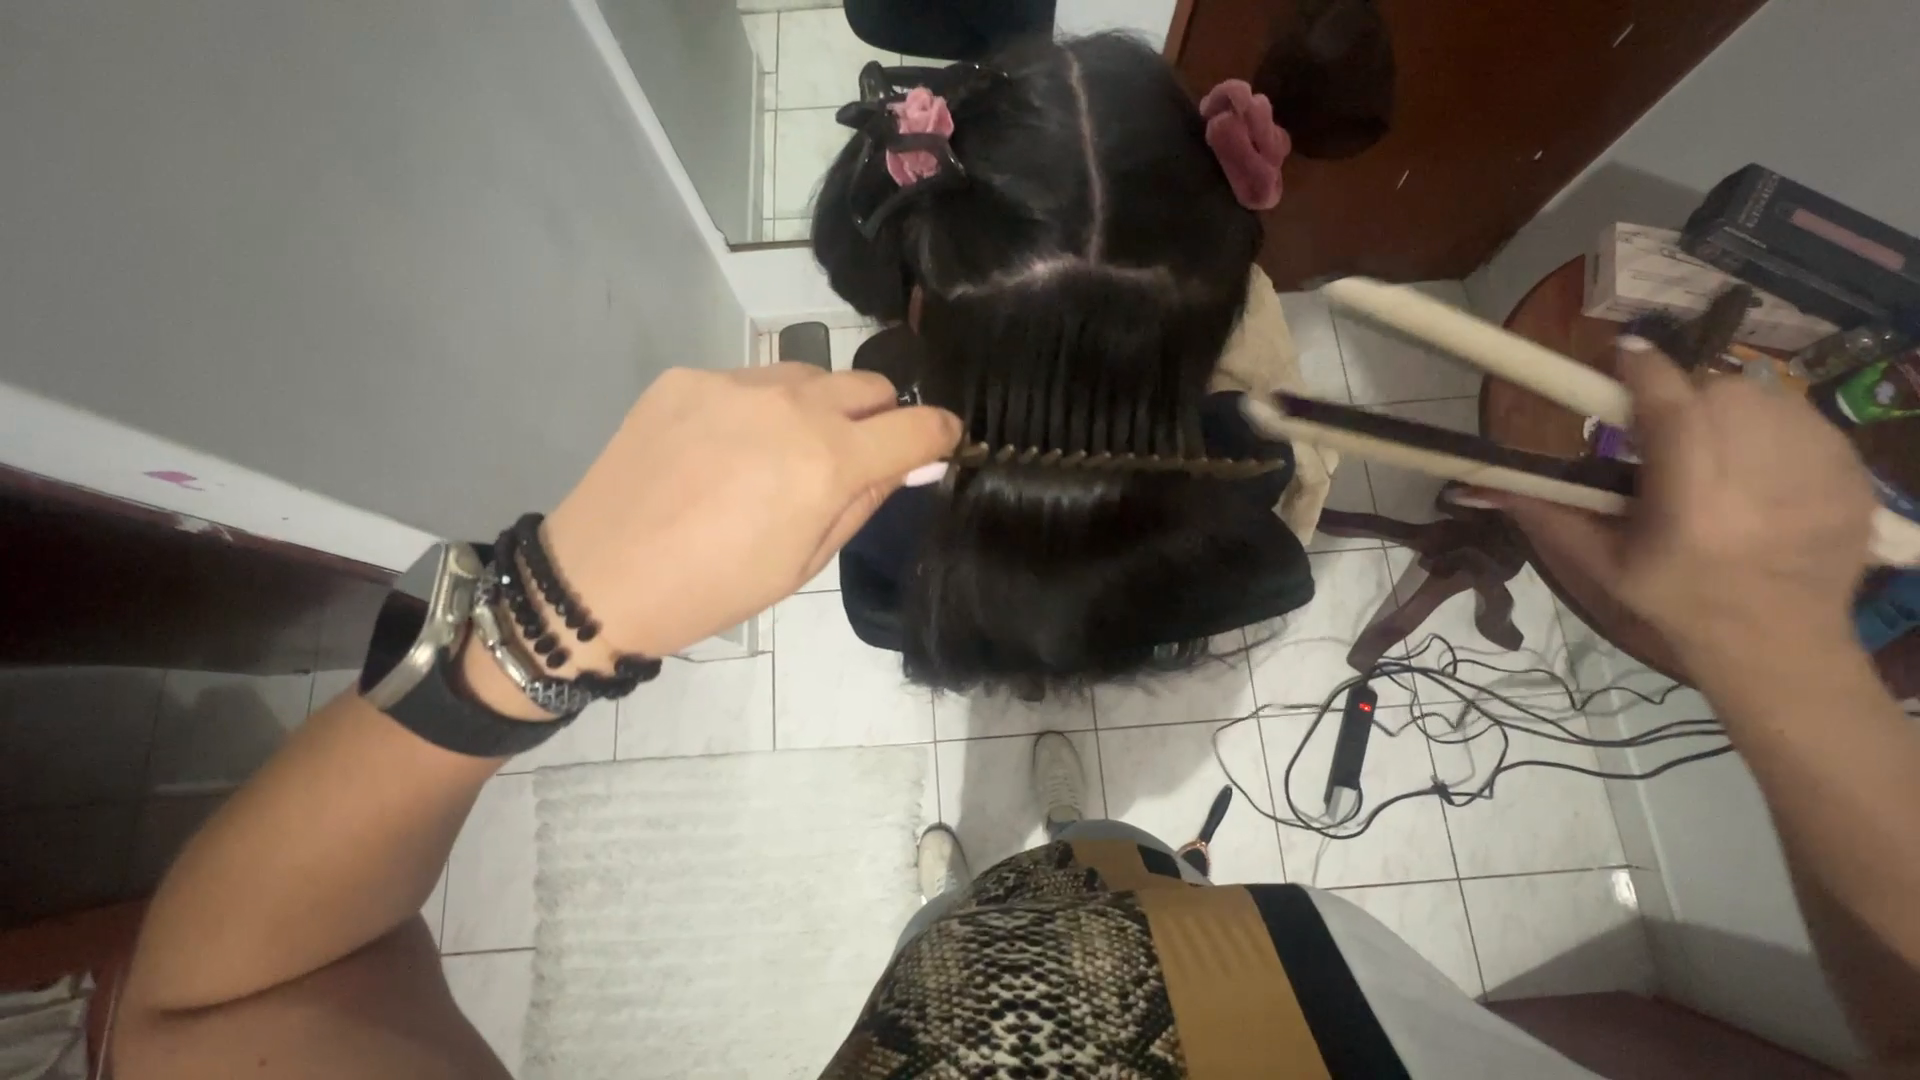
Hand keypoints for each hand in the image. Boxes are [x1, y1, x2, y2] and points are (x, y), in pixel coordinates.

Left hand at [535, 364, 958, 660]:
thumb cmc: (715, 588)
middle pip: (871, 384)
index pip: (918, 427)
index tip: (943, 444)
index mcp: (828, 462)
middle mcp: (791, 406)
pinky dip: (761, 407)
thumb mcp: (805, 562)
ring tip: (786, 451)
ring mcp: (735, 382)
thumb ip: (866, 500)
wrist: (598, 577)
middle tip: (859, 456)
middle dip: (883, 417)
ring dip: (821, 407)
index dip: (942, 434)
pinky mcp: (689, 376)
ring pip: (811, 375)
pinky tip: (727, 447)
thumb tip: (917, 462)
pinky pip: (751, 379)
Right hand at [1488, 339, 1874, 666]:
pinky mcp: (1857, 478)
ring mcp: (1821, 479)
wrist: (1776, 641)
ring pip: (1771, 398)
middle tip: (1661, 421)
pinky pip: (1811, 420)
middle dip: (1685, 393)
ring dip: (1729, 406)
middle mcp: (1761, 485)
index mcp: (1691, 508)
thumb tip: (1473, 486)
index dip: (1646, 372)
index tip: (1622, 351)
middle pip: (1724, 393)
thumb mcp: (1596, 561)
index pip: (1674, 412)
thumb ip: (1541, 513)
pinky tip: (1755, 460)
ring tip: (1708, 441)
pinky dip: (1775, 424)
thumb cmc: (1670, 599)